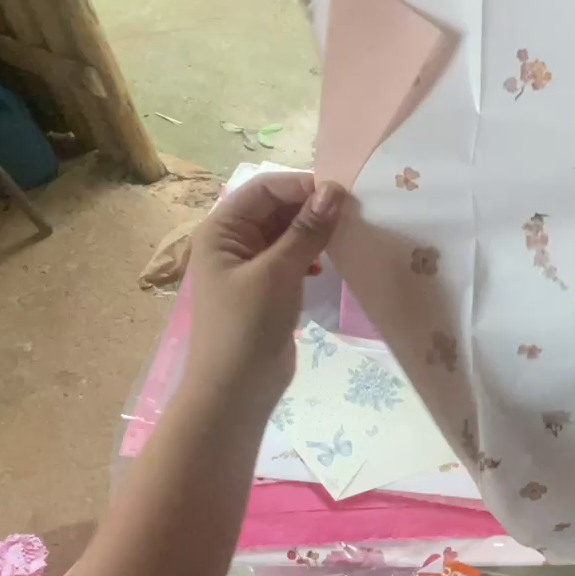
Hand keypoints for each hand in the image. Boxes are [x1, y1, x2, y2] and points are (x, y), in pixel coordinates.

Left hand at [184, 172, 345, 410]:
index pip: (265, 189)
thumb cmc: (247, 326)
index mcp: (222, 230)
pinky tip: (326, 266)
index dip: (302, 185)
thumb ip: (306, 231)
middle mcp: (233, 241)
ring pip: (287, 233)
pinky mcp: (267, 288)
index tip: (344, 195)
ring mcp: (250, 266)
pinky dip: (311, 255)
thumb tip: (334, 191)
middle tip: (352, 215)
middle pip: (276, 208)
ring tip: (345, 238)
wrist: (236, 390)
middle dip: (311, 208)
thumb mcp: (278, 273)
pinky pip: (292, 257)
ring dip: (314, 232)